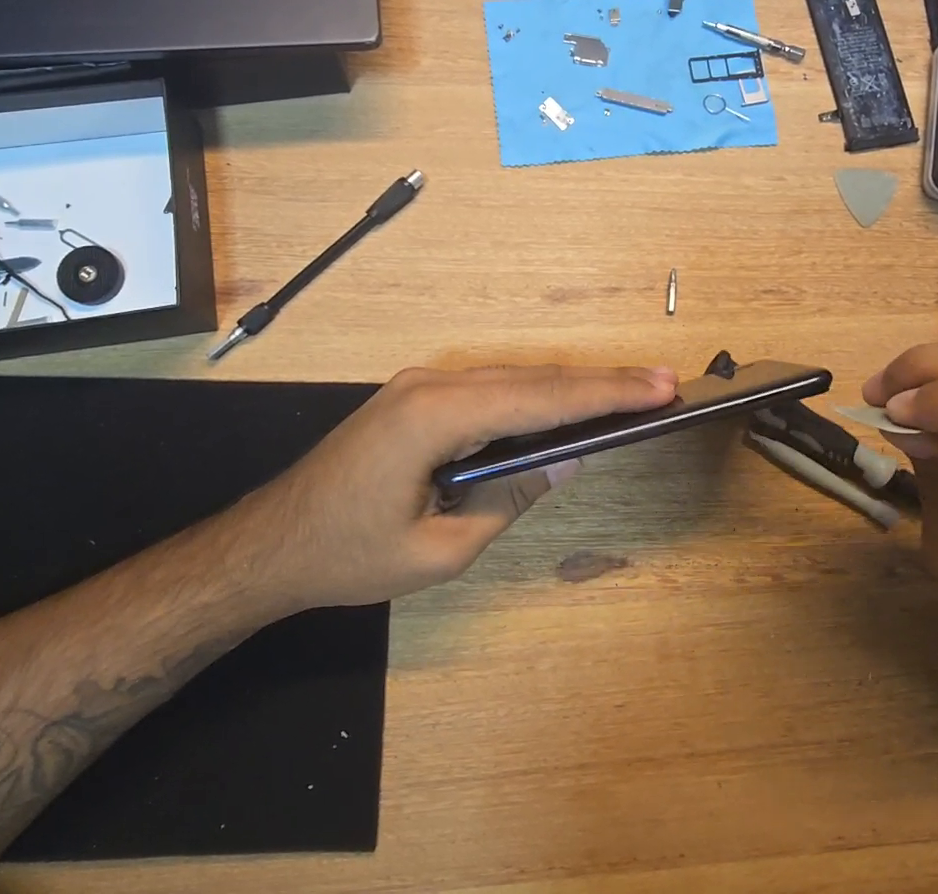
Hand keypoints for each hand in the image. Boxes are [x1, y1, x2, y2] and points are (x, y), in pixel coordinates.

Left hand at [242, 364, 677, 610]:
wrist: (274, 543)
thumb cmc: (351, 556)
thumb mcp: (443, 547)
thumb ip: (509, 495)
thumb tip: (567, 459)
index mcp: (436, 416)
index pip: (540, 399)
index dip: (605, 394)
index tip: (660, 388)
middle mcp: (430, 386)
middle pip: (531, 380)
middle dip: (599, 384)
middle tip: (662, 384)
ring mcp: (419, 387)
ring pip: (512, 381)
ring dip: (569, 388)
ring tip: (629, 394)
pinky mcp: (415, 400)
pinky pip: (487, 392)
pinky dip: (533, 399)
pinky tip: (566, 407)